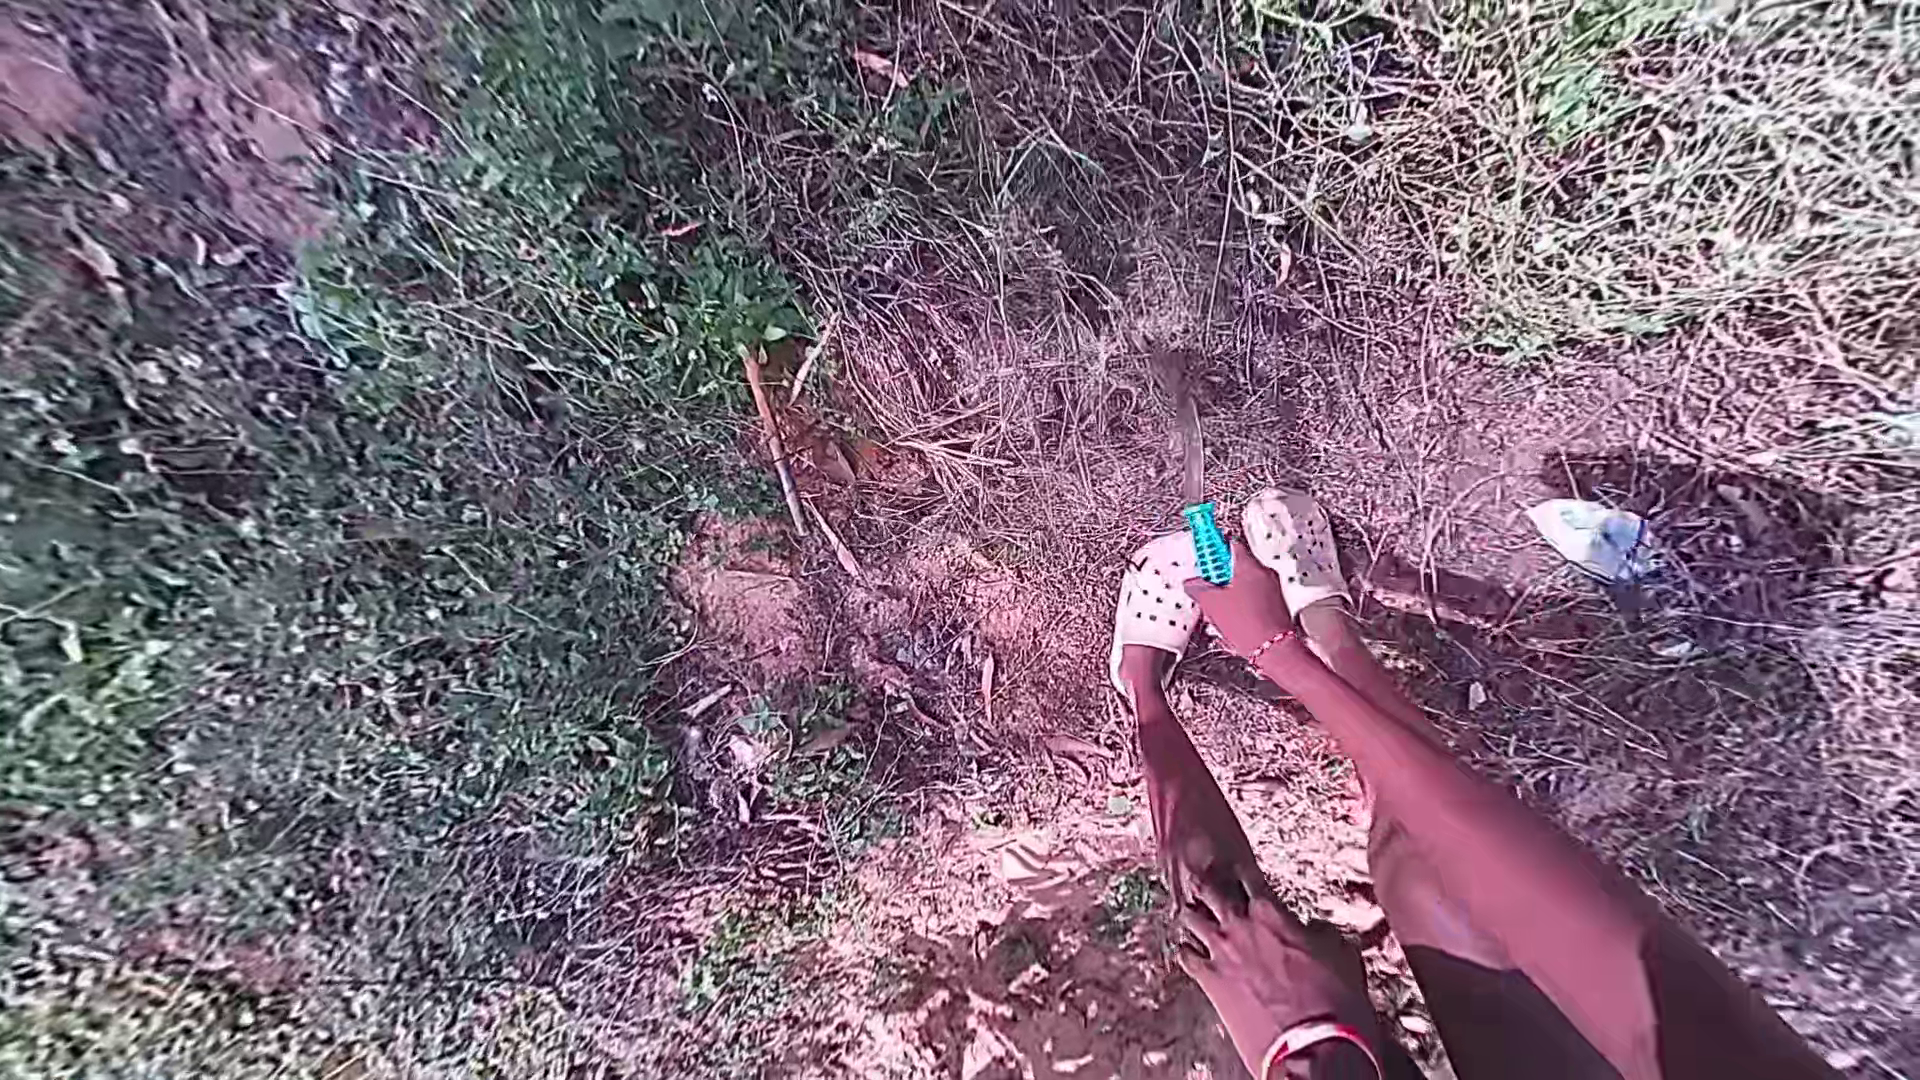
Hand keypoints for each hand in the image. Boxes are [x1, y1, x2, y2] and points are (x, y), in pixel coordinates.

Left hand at [1179, 868, 1380, 1077]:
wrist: (1318, 1056)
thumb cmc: (1337, 1008)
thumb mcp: (1344, 960)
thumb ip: (1324, 933)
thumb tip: (1316, 928)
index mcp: (1271, 913)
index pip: (1247, 877)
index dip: (1243, 874)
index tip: (1240, 874)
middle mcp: (1240, 923)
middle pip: (1209, 890)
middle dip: (1209, 890)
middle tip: (1211, 896)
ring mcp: (1220, 949)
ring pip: (1190, 916)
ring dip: (1193, 917)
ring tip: (1196, 920)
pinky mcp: (1209, 979)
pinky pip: (1184, 954)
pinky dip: (1186, 951)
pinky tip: (1190, 954)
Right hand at [1182, 539, 1294, 654]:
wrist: (1273, 650)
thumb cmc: (1249, 625)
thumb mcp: (1212, 604)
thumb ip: (1199, 588)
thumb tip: (1192, 584)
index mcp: (1249, 566)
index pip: (1229, 543)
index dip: (1212, 544)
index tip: (1203, 542)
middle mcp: (1264, 574)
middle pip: (1234, 563)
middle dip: (1216, 573)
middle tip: (1203, 582)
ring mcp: (1271, 589)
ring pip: (1241, 580)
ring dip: (1225, 588)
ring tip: (1214, 604)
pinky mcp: (1273, 605)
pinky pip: (1250, 595)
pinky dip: (1236, 600)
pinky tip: (1227, 616)